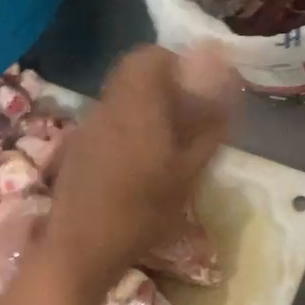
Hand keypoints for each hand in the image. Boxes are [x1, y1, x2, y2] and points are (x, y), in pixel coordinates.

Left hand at [42, 46, 237, 295]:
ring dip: (146, 103)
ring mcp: (89, 125)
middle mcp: (109, 106)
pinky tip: (142, 158)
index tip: (199, 87)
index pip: (151, 56)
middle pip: (133, 71)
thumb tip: (226, 90)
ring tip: (170, 137)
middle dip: (164, 82)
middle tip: (189, 111)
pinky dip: (130, 123)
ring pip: (121, 94)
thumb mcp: (188, 173)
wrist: (81, 248)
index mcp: (138, 105)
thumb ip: (208, 127)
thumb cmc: (143, 212)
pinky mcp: (78, 146)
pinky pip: (109, 117)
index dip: (177, 62)